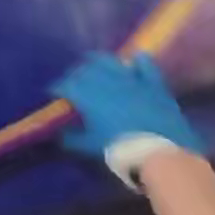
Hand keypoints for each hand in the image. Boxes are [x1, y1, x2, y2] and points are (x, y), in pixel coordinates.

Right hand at [53, 52, 205, 186]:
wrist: (160, 152)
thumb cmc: (119, 148)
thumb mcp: (88, 146)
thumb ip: (71, 138)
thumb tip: (60, 134)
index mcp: (87, 96)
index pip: (65, 85)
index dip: (57, 88)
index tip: (55, 93)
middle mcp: (106, 82)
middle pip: (84, 70)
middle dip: (75, 75)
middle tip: (73, 82)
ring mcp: (131, 80)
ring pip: (110, 61)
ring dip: (99, 61)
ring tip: (96, 65)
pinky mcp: (153, 84)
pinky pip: (145, 65)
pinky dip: (137, 61)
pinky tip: (133, 61)